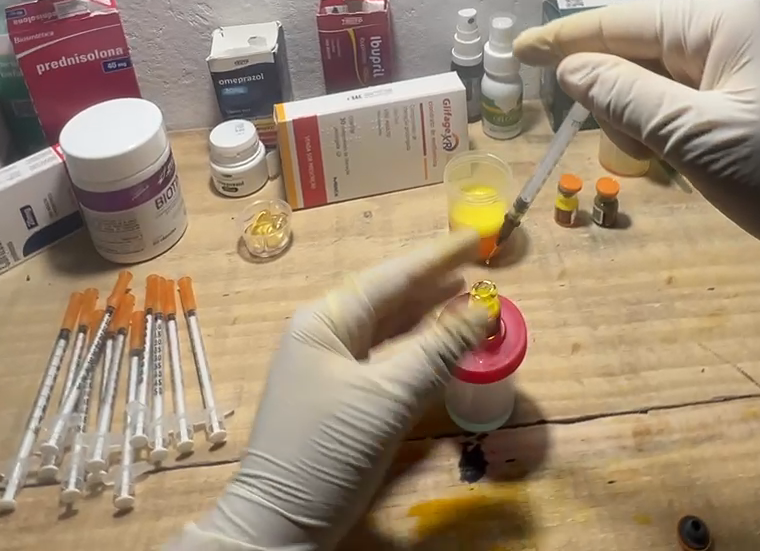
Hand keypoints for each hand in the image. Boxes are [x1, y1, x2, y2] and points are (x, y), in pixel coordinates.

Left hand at [169, 231, 491, 550]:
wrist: (276, 530)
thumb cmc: (325, 451)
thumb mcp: (386, 399)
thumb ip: (437, 351)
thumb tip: (483, 309)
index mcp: (326, 319)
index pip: (391, 277)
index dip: (437, 257)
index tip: (474, 238)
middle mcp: (326, 332)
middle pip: (390, 297)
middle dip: (434, 282)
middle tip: (478, 263)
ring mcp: (331, 364)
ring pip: (390, 327)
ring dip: (429, 313)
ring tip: (466, 292)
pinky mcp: (341, 396)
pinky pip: (387, 357)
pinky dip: (418, 347)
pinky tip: (442, 339)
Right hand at [515, 0, 759, 354]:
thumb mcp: (699, 141)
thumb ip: (626, 98)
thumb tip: (571, 66)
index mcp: (723, 24)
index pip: (624, 23)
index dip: (566, 38)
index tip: (519, 49)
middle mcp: (737, 31)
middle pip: (643, 51)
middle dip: (620, 98)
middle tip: (634, 152)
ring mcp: (753, 65)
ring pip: (665, 82)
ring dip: (648, 121)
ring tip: (671, 167)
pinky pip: (694, 102)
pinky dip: (676, 131)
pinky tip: (689, 164)